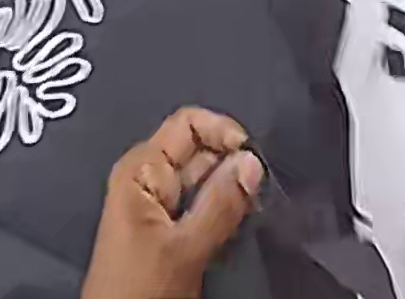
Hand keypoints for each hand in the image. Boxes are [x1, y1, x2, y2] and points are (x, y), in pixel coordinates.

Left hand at [81, 107, 265, 298]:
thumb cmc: (139, 290)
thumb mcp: (182, 250)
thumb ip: (219, 205)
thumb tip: (254, 161)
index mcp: (143, 167)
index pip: (187, 124)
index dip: (221, 129)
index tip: (255, 155)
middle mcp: (150, 176)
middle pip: (198, 148)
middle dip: (232, 158)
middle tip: (265, 183)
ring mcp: (159, 205)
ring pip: (204, 178)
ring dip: (232, 184)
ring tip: (260, 199)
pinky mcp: (170, 232)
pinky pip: (202, 205)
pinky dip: (224, 206)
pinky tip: (245, 216)